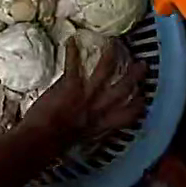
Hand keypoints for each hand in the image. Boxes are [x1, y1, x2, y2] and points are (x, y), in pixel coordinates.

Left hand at [20, 40, 146, 146]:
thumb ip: (85, 129)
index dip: (138, 105)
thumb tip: (83, 122)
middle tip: (143, 64)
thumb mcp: (78, 140)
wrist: (41, 141)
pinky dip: (72, 51)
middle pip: (123, 90)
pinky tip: (71, 40)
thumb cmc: (55, 146)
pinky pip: (74, 65)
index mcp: (103, 125)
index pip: (129, 115)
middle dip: (135, 76)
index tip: (143, 97)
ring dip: (109, 56)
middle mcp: (99, 108)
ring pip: (104, 71)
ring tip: (113, 43)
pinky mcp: (70, 85)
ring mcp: (86, 94)